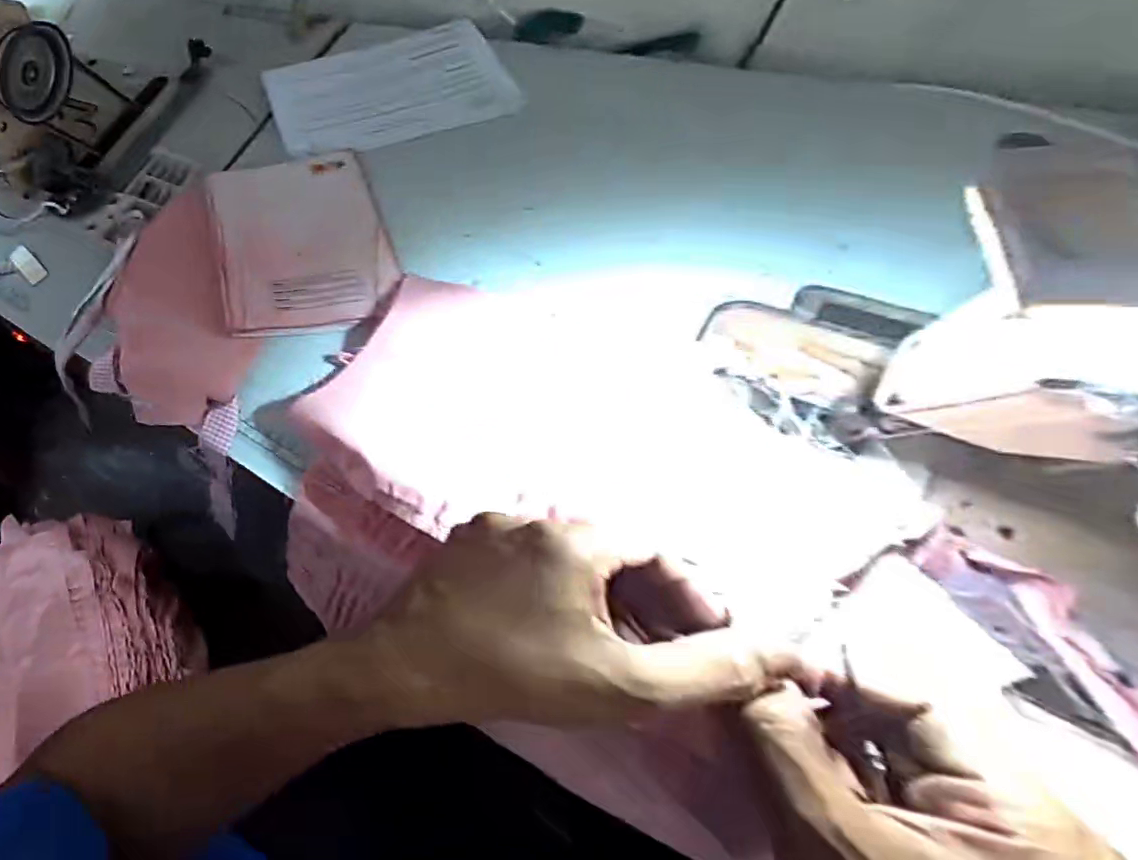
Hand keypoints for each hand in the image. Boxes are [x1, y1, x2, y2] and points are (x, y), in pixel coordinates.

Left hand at [351, 514, 800, 728]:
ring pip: (561, 553)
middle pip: (606, 548)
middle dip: (646, 596)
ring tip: (615, 643)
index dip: (689, 594)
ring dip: (599, 593)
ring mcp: (484, 528)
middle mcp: (524, 517)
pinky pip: (522, 557)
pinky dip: (552, 585)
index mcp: (568, 536)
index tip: (704, 640)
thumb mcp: (627, 682)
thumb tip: (787, 651)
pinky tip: (555, 626)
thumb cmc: (520, 670)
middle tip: (664, 647)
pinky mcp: (458, 546)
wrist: (412, 663)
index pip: (652, 549)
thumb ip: (712, 668)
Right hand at [741, 682, 1113, 859]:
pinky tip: (790, 767)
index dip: (839, 680)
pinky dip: (834, 772)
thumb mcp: (835, 834)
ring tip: (761, 733)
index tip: (768, 677)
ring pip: (883, 756)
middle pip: (898, 726)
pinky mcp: (948, 848)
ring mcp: (985, 834)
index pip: (915, 700)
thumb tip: (755, 676)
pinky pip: (884, 788)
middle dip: (820, 712)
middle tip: (753, 704)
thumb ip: (789, 744)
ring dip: (819, 741)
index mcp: (1014, 803)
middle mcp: (1013, 810)